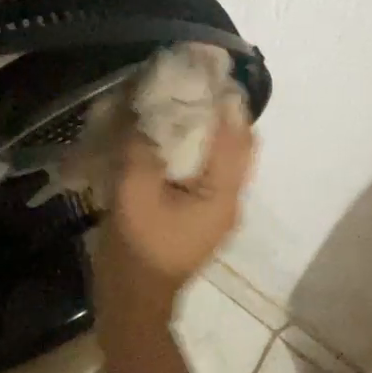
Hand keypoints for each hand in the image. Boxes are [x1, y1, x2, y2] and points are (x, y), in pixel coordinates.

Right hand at [96, 96, 256, 325]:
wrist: (133, 302)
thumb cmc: (139, 247)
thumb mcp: (133, 190)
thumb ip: (141, 145)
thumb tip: (142, 109)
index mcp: (221, 194)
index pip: (234, 136)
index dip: (225, 101)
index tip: (209, 70)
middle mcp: (229, 199)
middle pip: (237, 144)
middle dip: (222, 111)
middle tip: (197, 81)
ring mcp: (216, 209)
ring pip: (225, 157)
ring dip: (210, 128)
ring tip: (185, 100)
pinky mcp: (200, 215)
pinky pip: (208, 170)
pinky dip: (197, 147)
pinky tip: (171, 135)